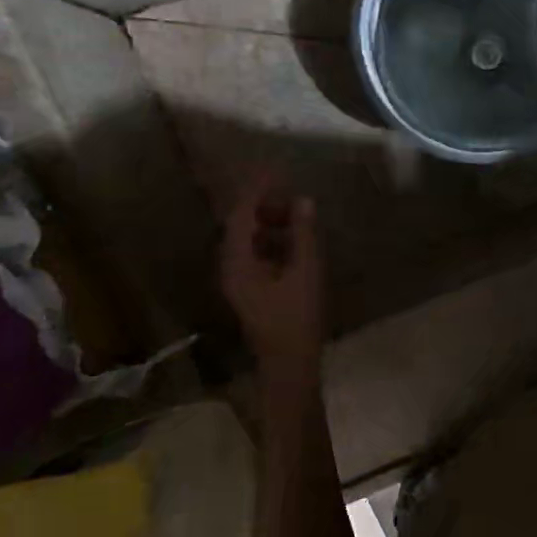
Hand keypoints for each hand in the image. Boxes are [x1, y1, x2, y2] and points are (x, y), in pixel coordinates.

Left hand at [220, 176, 326, 383]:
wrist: (289, 365)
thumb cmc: (296, 318)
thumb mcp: (305, 272)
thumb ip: (303, 235)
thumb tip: (303, 201)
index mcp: (237, 263)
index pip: (241, 216)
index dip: (257, 191)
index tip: (275, 171)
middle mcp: (231, 268)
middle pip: (241, 226)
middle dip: (264, 206)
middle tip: (292, 195)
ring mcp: (239, 280)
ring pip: (249, 240)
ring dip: (270, 223)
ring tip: (297, 215)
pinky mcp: (251, 289)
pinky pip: (257, 254)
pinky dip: (273, 240)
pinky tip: (296, 241)